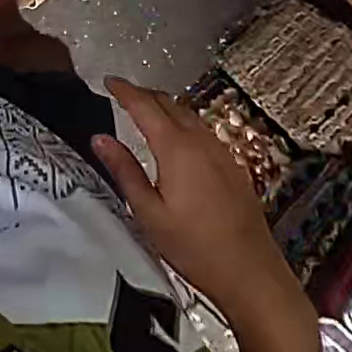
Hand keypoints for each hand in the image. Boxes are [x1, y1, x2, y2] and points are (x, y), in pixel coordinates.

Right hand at [93, 77, 323, 351]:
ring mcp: (218, 148)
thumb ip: (124, 171)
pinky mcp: (230, 162)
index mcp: (175, 147)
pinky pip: (199, 126)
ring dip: (162, 105)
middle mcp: (198, 138)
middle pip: (167, 102)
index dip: (124, 90)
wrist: (251, 271)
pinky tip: (175, 136)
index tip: (108, 80)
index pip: (144, 105)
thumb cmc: (194, 246)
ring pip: (185, 112)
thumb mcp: (149, 214)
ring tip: (144, 111)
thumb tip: (99, 138)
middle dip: (142, 93)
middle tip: (121, 94)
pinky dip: (180, 119)